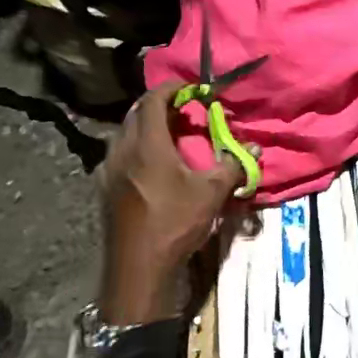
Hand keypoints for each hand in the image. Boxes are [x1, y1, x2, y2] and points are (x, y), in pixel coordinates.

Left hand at [97, 84, 245, 323]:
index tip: (190, 87)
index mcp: (147, 144)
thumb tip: (254, 149)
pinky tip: (147, 164)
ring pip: (123, 134)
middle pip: (136, 113)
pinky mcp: (103, 189)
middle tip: (182, 109)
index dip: (171, 88)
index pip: (153, 100)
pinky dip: (134, 148)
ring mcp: (108, 170)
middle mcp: (122, 150)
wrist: (137, 270)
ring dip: (144, 127)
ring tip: (167, 134)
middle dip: (158, 105)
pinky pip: (117, 155)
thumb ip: (232, 166)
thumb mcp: (210, 193)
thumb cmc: (174, 224)